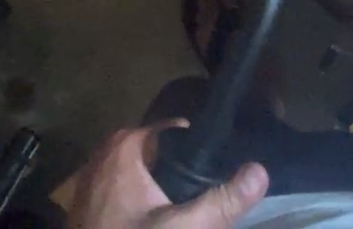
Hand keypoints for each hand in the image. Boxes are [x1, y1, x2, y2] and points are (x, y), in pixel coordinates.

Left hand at [70, 121, 269, 228]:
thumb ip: (220, 202)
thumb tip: (260, 172)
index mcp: (127, 144)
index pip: (178, 133)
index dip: (202, 153)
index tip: (219, 175)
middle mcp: (108, 151)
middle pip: (162, 155)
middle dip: (184, 179)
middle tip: (201, 206)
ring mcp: (96, 177)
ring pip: (147, 177)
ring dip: (166, 195)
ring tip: (184, 216)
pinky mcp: (92, 203)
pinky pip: (129, 195)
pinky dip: (145, 207)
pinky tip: (158, 222)